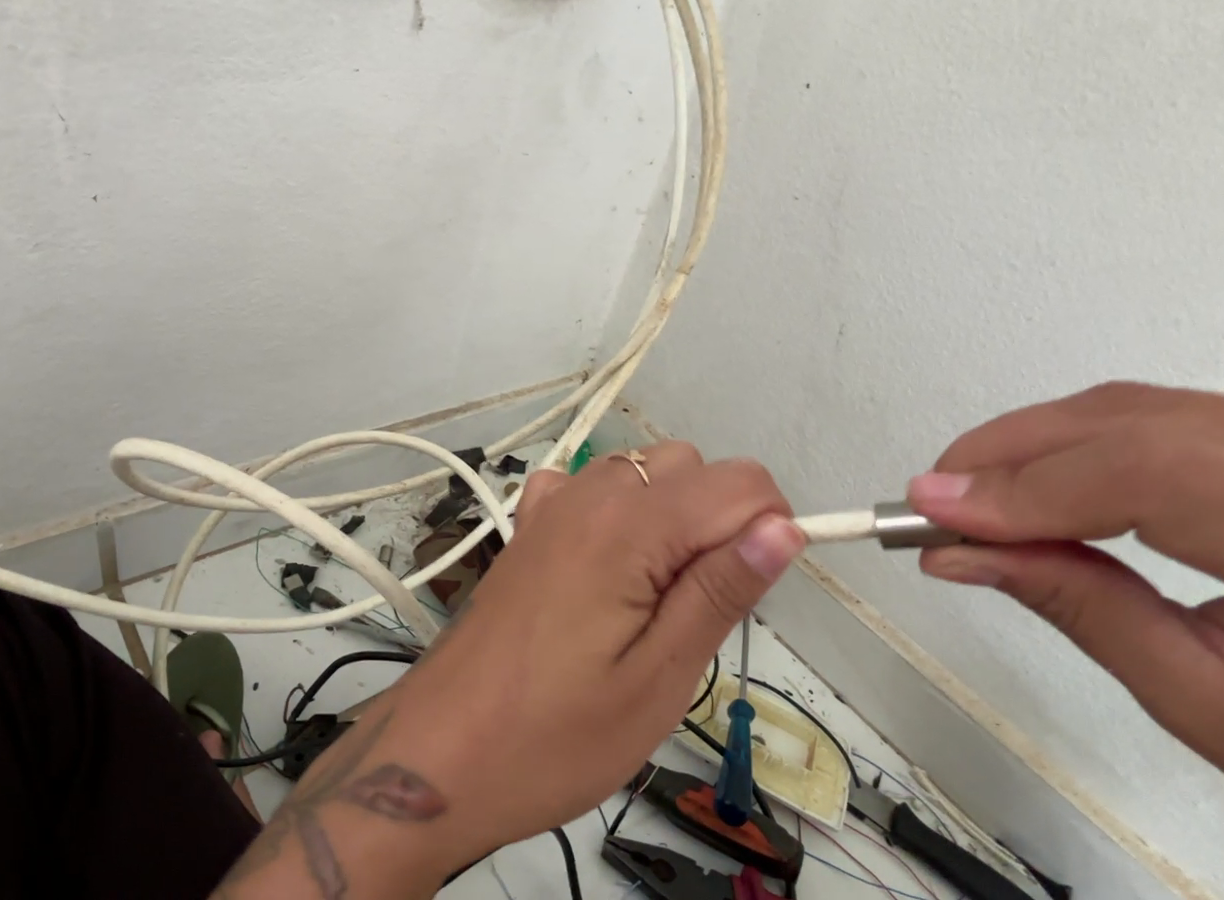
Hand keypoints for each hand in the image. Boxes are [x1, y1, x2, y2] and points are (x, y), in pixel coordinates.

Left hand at [209, 442, 806, 898]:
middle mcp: (586, 497)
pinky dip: (614, 511)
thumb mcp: (657, 679)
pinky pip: (586, 489)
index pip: (740, 483)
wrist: (439, 754)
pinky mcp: (526, 530)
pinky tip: (606, 567)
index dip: (770, 529)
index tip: (752, 592)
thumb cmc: (552, 736)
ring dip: (670, 515)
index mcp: (627, 527)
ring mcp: (548, 509)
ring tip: (654, 599)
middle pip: (690, 467)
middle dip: (719, 521)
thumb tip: (784, 529)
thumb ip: (720, 592)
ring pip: (640, 470)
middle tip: (698, 609)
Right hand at [906, 382, 1223, 896]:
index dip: (1028, 484)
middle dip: (1017, 451)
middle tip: (932, 501)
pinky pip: (1196, 422)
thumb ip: (1090, 614)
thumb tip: (962, 552)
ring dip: (1047, 443)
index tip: (931, 512)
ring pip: (1165, 409)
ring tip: (973, 496)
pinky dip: (1097, 445)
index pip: (1162, 472)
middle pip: (1152, 419)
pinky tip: (1047, 481)